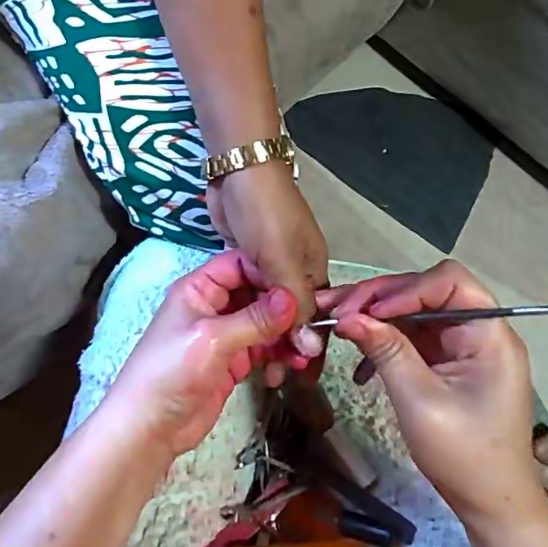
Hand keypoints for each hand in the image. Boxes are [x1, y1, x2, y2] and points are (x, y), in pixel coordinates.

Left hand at [100, 250, 299, 459]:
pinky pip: (264, 349)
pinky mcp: (234, 361)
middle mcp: (214, 306)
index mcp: (200, 288)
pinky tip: (293, 364)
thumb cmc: (170, 372)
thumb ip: (254, 319)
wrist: (148, 429)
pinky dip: (279, 354)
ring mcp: (225, 334)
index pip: (241, 265)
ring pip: (265, 323)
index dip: (269, 272)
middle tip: (311, 323)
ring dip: (286, 334)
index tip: (300, 287)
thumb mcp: (212, 339)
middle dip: (284, 308)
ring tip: (305, 350)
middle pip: (257, 293)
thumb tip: (293, 298)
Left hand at [205, 162, 329, 383]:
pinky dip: (252, 324)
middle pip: (290, 318)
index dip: (306, 342)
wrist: (235, 169)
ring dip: (270, 339)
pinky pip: (250, 305)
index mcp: (307, 270)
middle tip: (282, 377)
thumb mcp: (278, 262)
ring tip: (270, 370)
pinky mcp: (243, 266)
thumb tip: (310, 346)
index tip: (301, 372)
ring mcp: (263, 270)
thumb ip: (290, 304)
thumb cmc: (262, 214)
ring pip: (269, 315)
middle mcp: (289, 272)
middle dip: (287, 346)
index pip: (313, 316)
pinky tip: (250, 344)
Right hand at [324, 261, 540, 523]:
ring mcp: (462, 345)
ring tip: (333, 321)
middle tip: (334, 307)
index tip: (368, 311)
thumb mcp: (419, 401)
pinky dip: (383, 339)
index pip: (450, 282)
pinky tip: (357, 359)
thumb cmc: (464, 456)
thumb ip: (386, 351)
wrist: (490, 504)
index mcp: (489, 335)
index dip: (406, 288)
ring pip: (413, 310)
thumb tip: (346, 317)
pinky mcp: (447, 361)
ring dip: (373, 315)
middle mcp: (479, 330)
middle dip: (379, 297)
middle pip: (426, 291)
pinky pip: (412, 335)